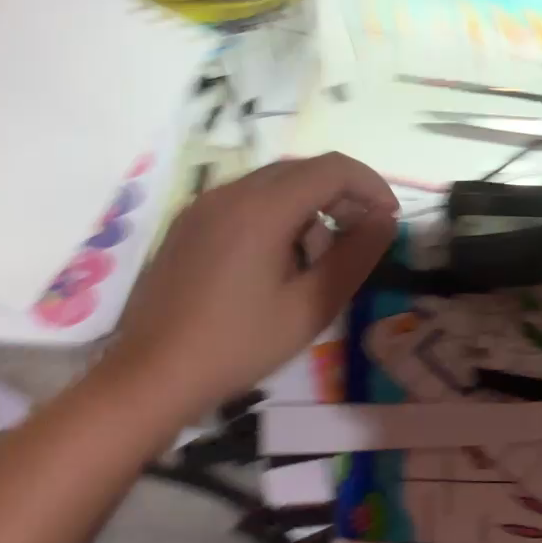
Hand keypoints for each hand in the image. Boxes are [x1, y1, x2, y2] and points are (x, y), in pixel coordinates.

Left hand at [100, 154, 396, 423]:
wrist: (152, 374)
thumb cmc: (237, 346)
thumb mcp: (309, 308)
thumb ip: (354, 258)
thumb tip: (384, 221)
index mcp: (262, 208)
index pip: (331, 168)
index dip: (370, 186)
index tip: (388, 221)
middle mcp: (229, 193)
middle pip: (299, 170)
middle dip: (339, 196)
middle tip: (358, 241)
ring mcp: (201, 207)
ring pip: (269, 185)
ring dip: (306, 208)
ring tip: (314, 262)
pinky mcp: (186, 226)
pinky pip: (241, 203)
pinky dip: (272, 217)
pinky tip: (273, 265)